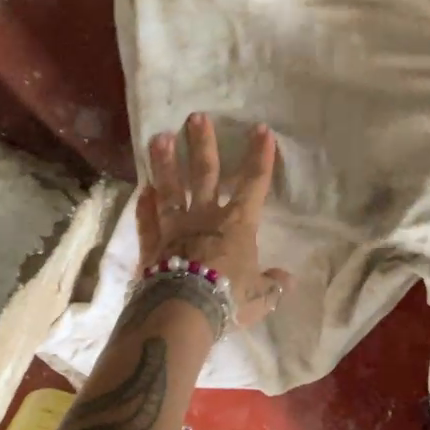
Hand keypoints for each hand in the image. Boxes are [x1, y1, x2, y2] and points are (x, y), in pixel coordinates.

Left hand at [137, 113, 292, 329]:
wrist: (184, 313)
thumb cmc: (228, 300)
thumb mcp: (259, 298)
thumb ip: (272, 284)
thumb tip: (288, 279)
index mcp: (238, 223)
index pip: (254, 183)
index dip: (259, 156)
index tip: (261, 130)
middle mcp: (206, 216)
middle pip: (205, 173)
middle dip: (202, 144)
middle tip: (195, 117)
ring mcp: (175, 227)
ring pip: (171, 188)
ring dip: (166, 163)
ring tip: (160, 137)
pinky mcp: (153, 244)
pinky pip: (148, 221)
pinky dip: (144, 206)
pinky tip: (142, 189)